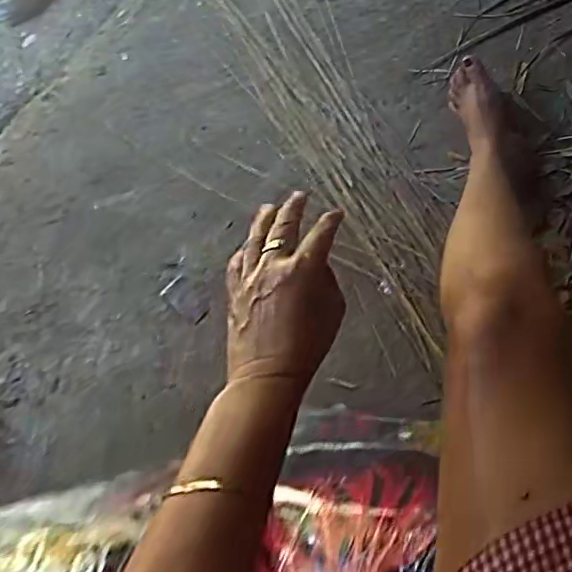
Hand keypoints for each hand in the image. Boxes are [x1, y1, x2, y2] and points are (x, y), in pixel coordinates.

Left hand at [225, 191, 345, 388]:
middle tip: (300, 196)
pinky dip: (245, 250)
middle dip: (294, 208)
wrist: (266, 375)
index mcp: (304, 268)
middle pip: (284, 227)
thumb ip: (326, 279)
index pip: (322, 233)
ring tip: (269, 207)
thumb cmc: (309, 343)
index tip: (336, 214)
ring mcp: (251, 279)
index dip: (331, 221)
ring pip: (255, 239)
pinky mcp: (235, 293)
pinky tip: (247, 245)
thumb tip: (316, 266)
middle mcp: (274, 267)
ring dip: (265, 220)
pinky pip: (238, 263)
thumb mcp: (333, 307)